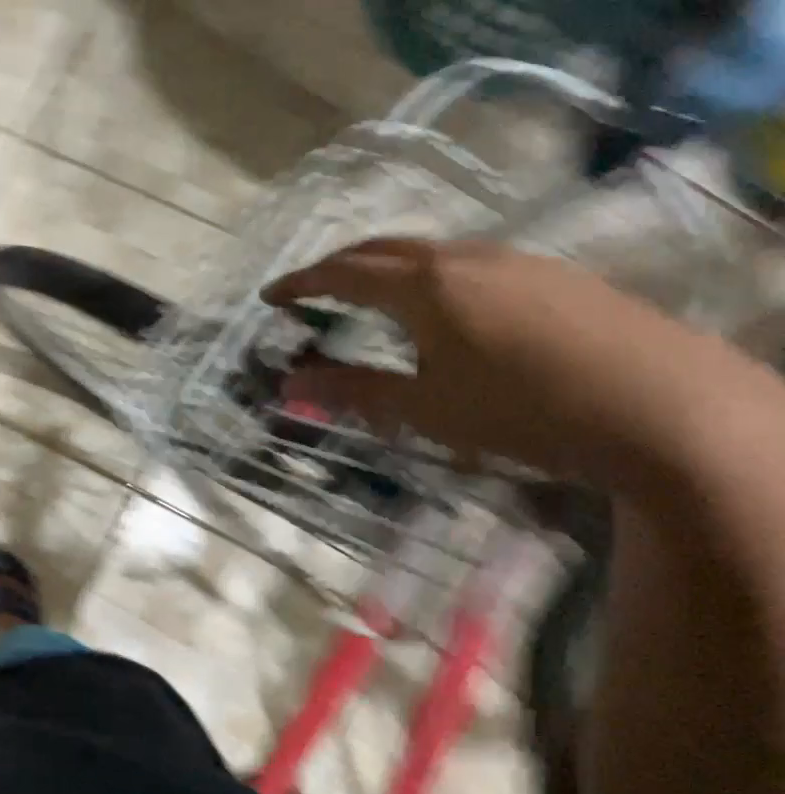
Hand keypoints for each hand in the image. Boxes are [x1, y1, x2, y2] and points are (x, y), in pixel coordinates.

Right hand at [260, 237, 739, 482]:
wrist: (659, 405)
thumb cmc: (518, 409)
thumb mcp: (422, 408)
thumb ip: (351, 390)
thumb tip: (288, 383)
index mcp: (425, 286)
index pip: (345, 274)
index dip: (302, 284)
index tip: (269, 297)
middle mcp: (468, 259)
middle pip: (387, 248)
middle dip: (340, 264)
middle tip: (309, 288)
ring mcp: (518, 262)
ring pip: (432, 252)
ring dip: (388, 267)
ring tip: (366, 296)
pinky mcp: (553, 277)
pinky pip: (470, 263)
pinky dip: (429, 276)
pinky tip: (438, 309)